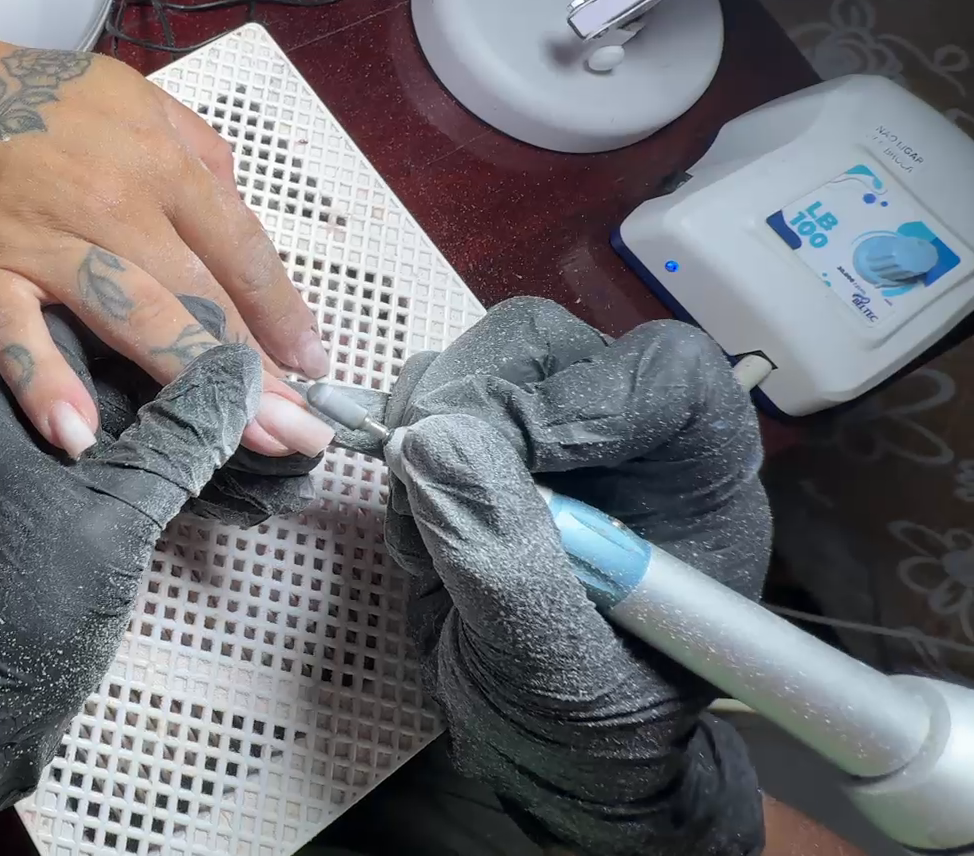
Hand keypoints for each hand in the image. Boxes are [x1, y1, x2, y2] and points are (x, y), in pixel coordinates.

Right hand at [0, 36, 332, 460]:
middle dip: (256, 366)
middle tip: (302, 431)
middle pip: (196, 293)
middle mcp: (110, 202)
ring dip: (189, 381)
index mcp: (153, 160)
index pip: (235, 246)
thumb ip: (192, 146)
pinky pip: (17, 334)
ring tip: (242, 441)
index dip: (279, 309)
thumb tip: (235, 206)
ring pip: (128, 315)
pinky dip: (44, 382)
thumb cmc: (30, 96)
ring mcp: (43, 242)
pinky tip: (77, 435)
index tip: (310, 363)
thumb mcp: (129, 96)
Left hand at [0, 310, 316, 853]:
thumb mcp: (112, 515)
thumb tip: (243, 371)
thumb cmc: (23, 609)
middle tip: (288, 400)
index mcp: (17, 398)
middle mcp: (32, 414)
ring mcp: (54, 457)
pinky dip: (193, 461)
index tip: (260, 349)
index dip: (188, 331)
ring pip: (146, 416)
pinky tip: (244, 470)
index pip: (109, 329)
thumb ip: (178, 437)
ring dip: (212, 426)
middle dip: (213, 384)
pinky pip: (143, 458)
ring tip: (285, 438)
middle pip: (134, 370)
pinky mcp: (76, 497)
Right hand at [318, 298, 768, 855]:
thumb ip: (501, 556)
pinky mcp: (466, 438)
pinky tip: (412, 515)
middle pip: (544, 345)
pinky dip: (394, 447)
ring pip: (469, 360)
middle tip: (426, 469)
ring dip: (422, 428)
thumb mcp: (549, 664)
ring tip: (424, 521)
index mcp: (686, 486)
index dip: (580, 395)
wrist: (522, 734)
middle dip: (473, 397)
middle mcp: (611, 439)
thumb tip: (428, 440)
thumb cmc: (571, 721)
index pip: (660, 378)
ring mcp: (530, 432)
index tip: (505, 450)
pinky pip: (416, 399)